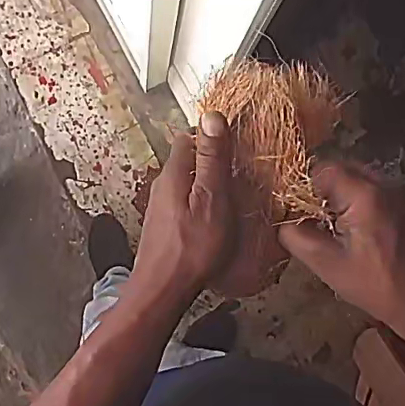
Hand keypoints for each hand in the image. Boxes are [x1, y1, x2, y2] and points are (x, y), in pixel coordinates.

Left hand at [131, 112, 235, 305]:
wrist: (163, 289)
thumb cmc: (192, 248)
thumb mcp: (211, 199)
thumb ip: (212, 160)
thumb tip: (212, 116)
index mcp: (173, 173)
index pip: (189, 136)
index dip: (213, 135)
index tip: (238, 145)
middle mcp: (163, 185)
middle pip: (189, 159)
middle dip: (214, 161)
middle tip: (242, 172)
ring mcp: (162, 206)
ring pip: (188, 182)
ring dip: (209, 184)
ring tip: (235, 196)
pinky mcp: (166, 224)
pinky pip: (186, 202)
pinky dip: (203, 202)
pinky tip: (218, 218)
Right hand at [278, 161, 404, 341]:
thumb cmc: (378, 287)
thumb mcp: (327, 265)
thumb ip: (297, 236)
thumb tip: (285, 221)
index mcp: (367, 195)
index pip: (324, 168)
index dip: (307, 189)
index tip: (304, 216)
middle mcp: (390, 185)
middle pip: (345, 170)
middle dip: (327, 193)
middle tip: (320, 225)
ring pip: (363, 181)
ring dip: (347, 200)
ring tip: (344, 235)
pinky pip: (381, 194)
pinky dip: (366, 207)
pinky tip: (366, 238)